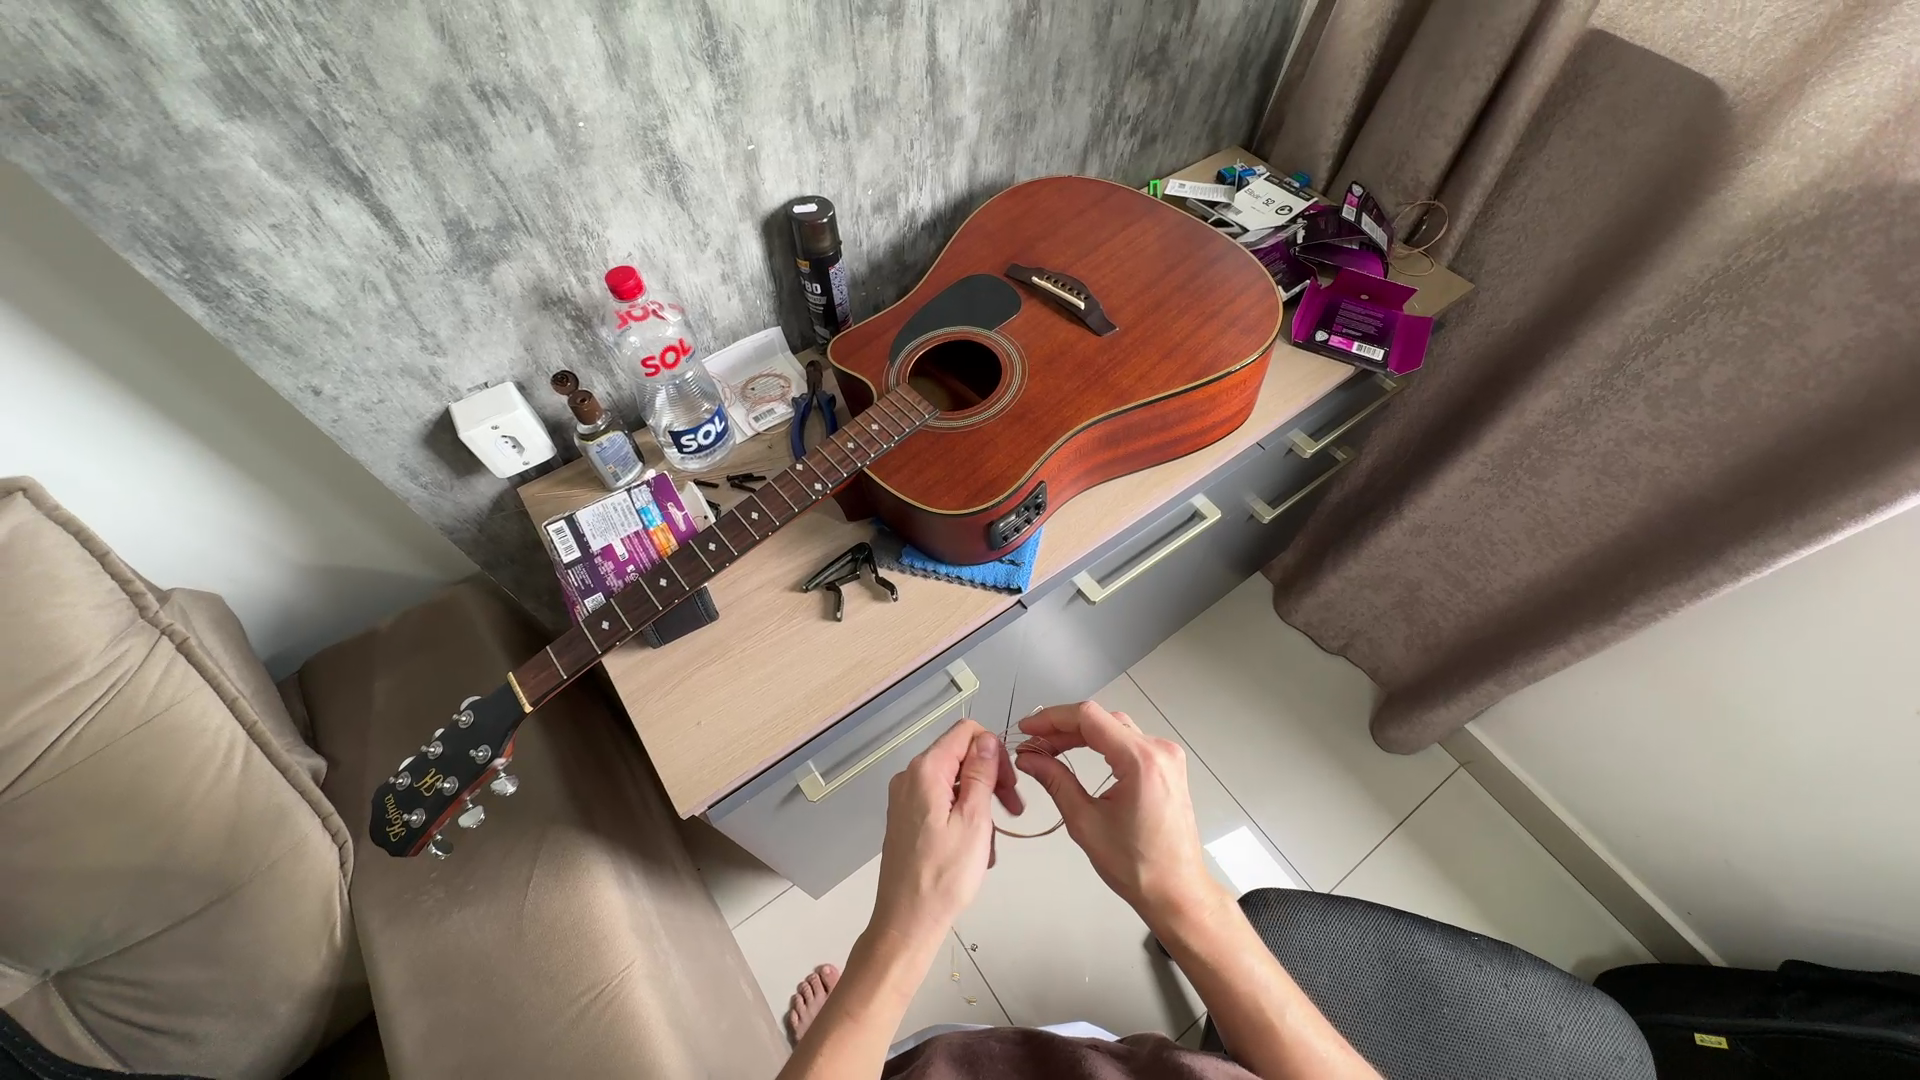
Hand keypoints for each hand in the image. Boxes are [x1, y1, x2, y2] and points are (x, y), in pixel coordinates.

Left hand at [871, 719, 1022, 944]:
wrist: (907, 921)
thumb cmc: (944, 875)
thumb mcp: (974, 820)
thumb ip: (981, 773)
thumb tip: (988, 739)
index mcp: (926, 770)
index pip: (966, 732)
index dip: (994, 751)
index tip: (1009, 784)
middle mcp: (910, 776)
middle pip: (961, 755)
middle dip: (991, 778)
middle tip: (1013, 812)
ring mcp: (906, 797)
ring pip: (955, 781)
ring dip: (980, 803)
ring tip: (992, 841)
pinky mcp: (906, 817)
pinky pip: (942, 801)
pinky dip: (963, 816)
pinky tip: (975, 847)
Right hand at [1015, 702, 1216, 928]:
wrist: (1177, 891)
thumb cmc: (1134, 865)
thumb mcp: (1085, 822)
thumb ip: (1055, 781)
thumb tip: (1028, 757)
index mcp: (1140, 760)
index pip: (1088, 717)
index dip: (1052, 718)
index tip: (1026, 730)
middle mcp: (1159, 749)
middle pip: (1101, 719)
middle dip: (1062, 728)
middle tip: (1033, 745)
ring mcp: (1167, 756)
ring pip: (1115, 727)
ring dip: (1080, 734)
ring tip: (1049, 749)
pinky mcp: (1168, 766)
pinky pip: (1129, 740)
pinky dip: (1101, 742)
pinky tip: (1078, 753)